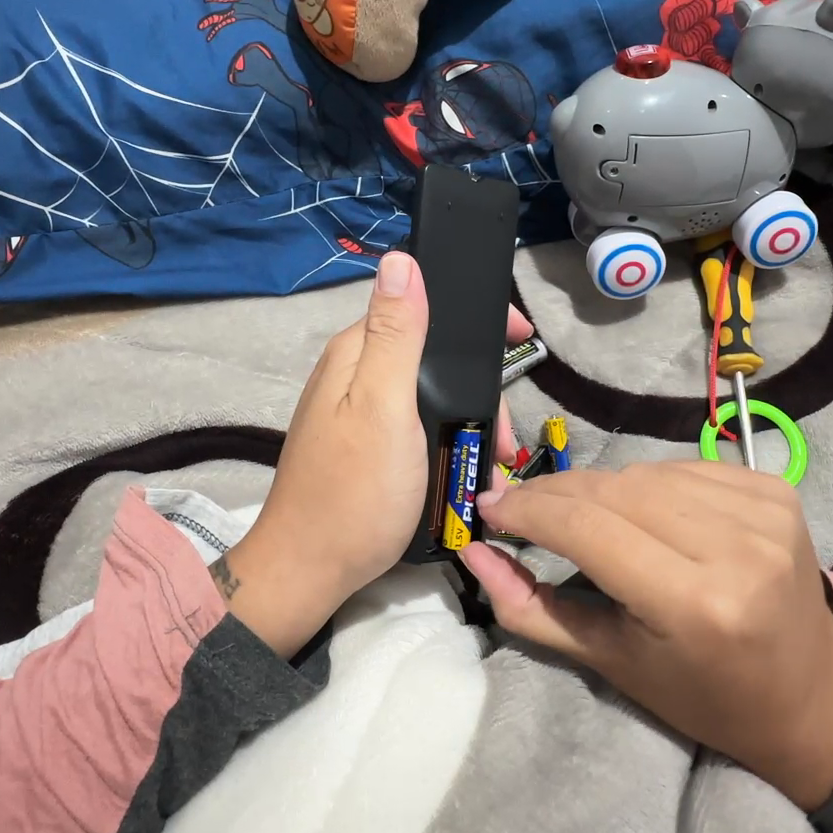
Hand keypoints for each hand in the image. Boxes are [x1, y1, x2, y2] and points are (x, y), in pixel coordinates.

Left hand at [217, 251, 531, 656]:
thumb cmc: (355, 489)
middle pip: (434, 357)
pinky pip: (420, 429)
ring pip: (433, 396)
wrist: (311, 572)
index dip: (473, 317)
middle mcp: (357, 373)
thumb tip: (401, 259)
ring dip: (472, 421)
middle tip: (508, 438)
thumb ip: (397, 334)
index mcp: (357, 351)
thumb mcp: (383, 406)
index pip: (420, 305)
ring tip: (496, 463)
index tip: (522, 338)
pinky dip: (450, 443)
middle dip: (481, 388)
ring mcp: (361, 413)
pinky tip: (469, 472)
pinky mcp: (369, 447)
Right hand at [459, 461, 832, 809]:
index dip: (528, 510)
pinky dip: (647, 483)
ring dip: (599, 489)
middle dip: (553, 493)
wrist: (813, 692)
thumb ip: (532, 607)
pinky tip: (641, 512)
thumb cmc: (705, 694)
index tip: (488, 507)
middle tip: (518, 506)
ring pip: (643, 471)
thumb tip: (474, 551)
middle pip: (612, 489)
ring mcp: (764, 510)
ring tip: (581, 517)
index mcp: (696, 604)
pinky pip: (681, 467)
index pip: (587, 528)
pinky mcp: (777, 488)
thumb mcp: (612, 663)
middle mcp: (736, 547)